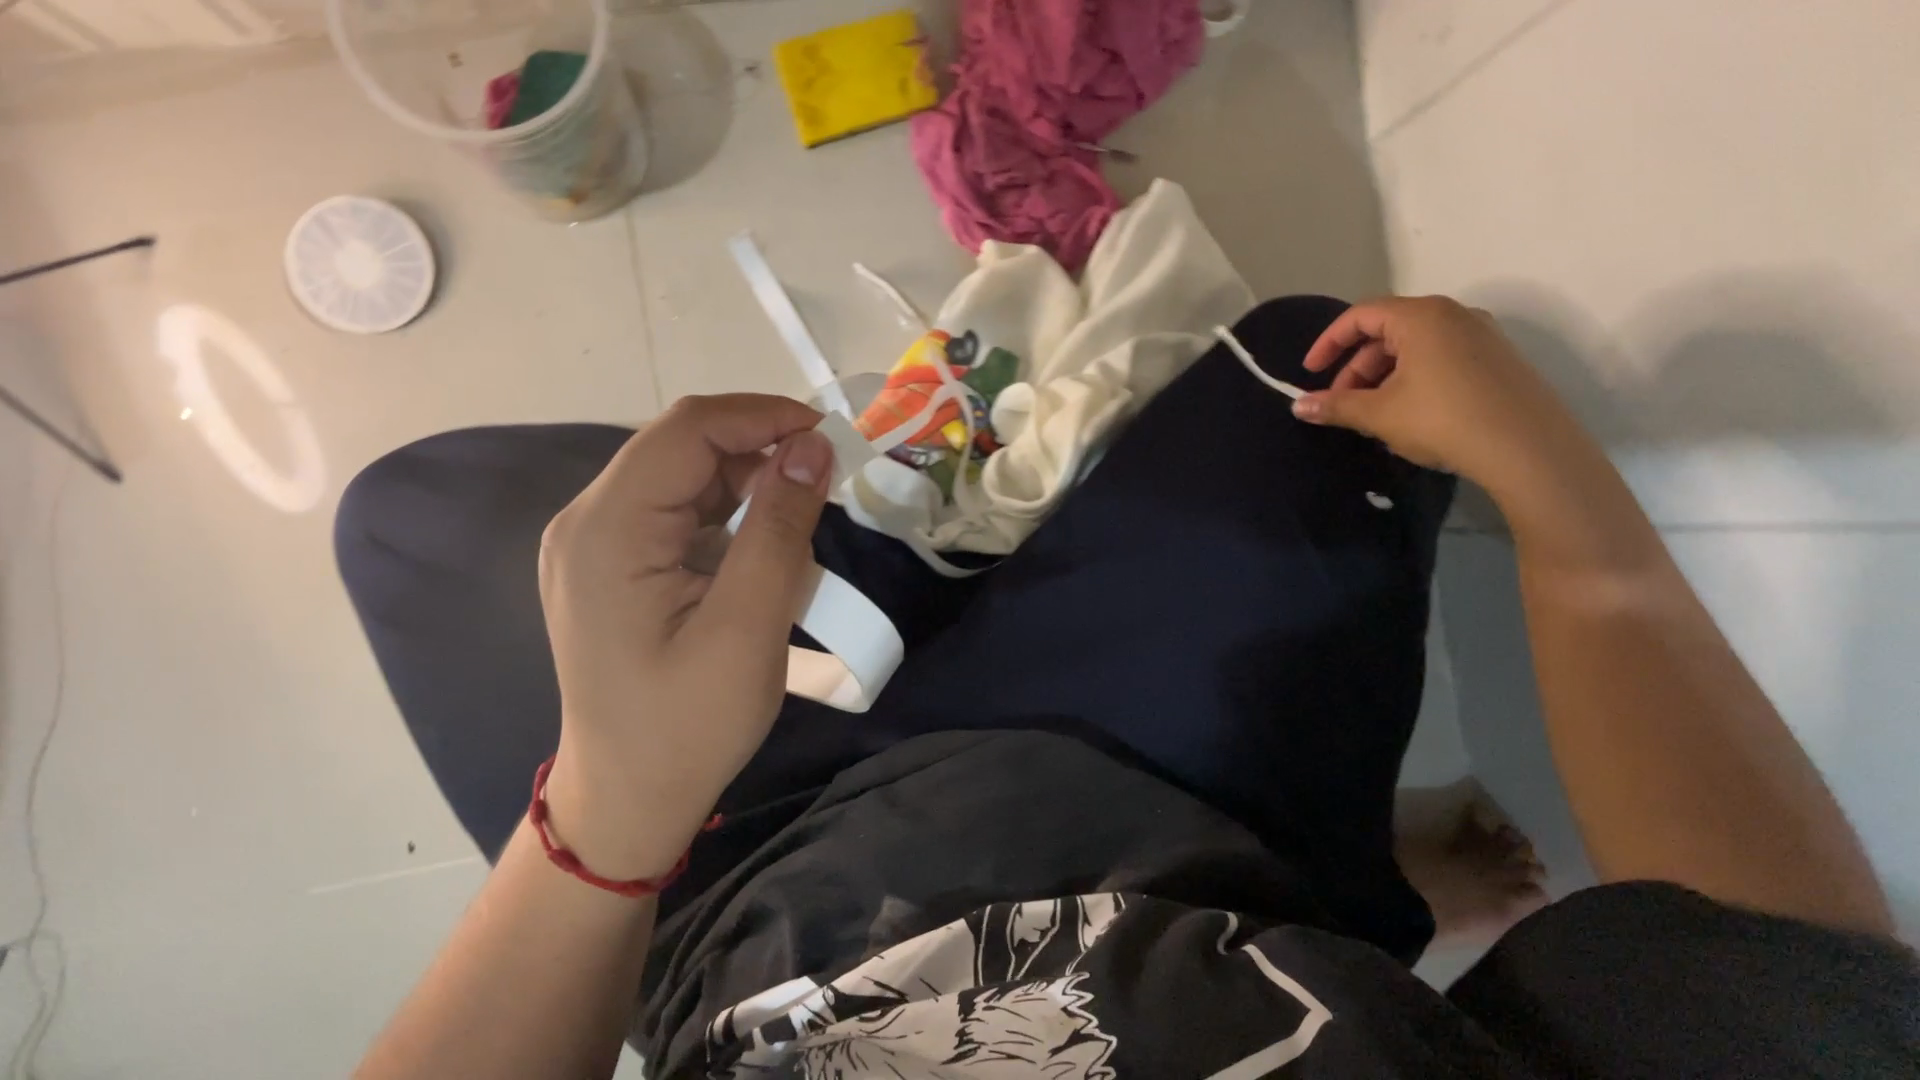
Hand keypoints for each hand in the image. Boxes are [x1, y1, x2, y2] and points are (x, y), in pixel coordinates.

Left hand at [538, 395, 830, 877]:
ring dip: (745, 483)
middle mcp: (586, 521)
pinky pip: (673, 513)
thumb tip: (812, 445)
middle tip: (826, 479)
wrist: (628, 798)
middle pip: (679, 447)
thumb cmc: (688, 724)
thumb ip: (778, 527)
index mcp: (607, 530)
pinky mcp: (609, 566)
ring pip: (680, 477)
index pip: (687, 430)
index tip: (830, 437)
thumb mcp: (748, 626)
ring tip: (800, 517)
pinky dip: (725, 515)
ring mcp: (591, 544)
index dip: (762, 416)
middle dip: (758, 448)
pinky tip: (760, 545)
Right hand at [1292, 296, 1589, 492]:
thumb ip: (1336, 406)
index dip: (1329, 343)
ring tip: (1374, 413)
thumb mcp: (1379, 415)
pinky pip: (1443, 357)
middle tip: (1342, 402)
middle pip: (1389, 330)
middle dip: (1357, 366)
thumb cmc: (1442, 420)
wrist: (1527, 448)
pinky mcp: (1499, 359)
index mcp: (1421, 316)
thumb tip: (1298, 406)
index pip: (1360, 315)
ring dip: (1385, 375)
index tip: (1310, 373)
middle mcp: (1454, 314)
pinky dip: (1415, 377)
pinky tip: (1411, 413)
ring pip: (1417, 346)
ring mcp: (1482, 335)